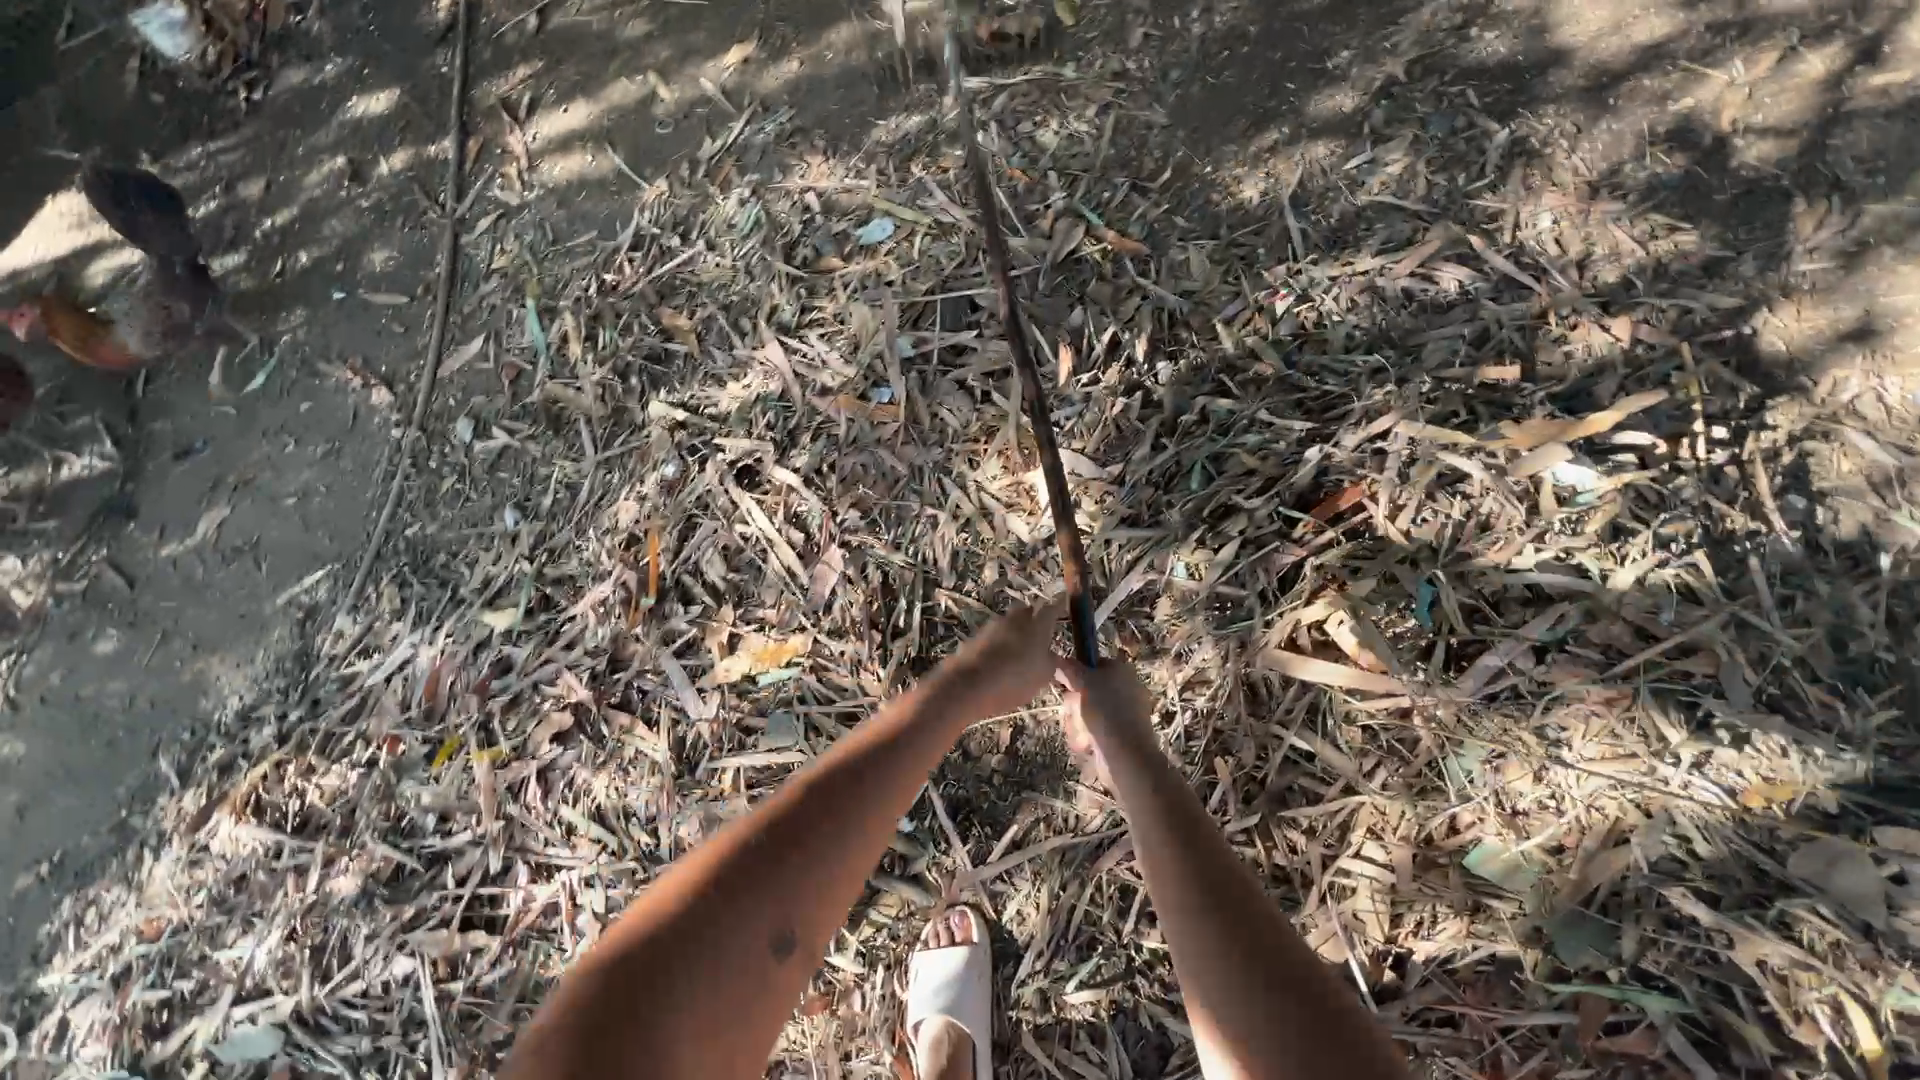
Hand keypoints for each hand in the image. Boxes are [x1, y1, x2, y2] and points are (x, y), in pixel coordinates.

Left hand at [933, 600, 1063, 717]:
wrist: (968, 685)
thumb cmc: (1014, 679)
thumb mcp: (1043, 676)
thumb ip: (1050, 662)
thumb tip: (1050, 655)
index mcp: (1037, 625)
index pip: (1052, 608)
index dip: (1058, 606)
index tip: (1063, 603)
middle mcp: (1014, 619)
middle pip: (1026, 611)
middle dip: (1034, 617)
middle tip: (1040, 633)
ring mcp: (992, 626)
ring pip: (1008, 623)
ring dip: (1015, 633)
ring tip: (1020, 653)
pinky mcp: (975, 638)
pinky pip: (993, 638)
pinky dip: (999, 645)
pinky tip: (1000, 662)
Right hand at [1055, 659, 1154, 789]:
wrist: (1126, 755)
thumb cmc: (1105, 711)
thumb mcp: (1083, 682)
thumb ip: (1069, 668)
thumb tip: (1059, 661)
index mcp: (1121, 671)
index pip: (1094, 664)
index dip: (1077, 674)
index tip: (1066, 685)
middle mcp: (1124, 689)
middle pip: (1086, 690)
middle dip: (1073, 704)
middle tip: (1074, 712)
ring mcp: (1122, 714)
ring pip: (1085, 712)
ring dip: (1076, 722)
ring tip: (1081, 733)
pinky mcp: (1118, 735)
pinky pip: (1092, 730)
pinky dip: (1085, 736)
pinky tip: (1086, 744)